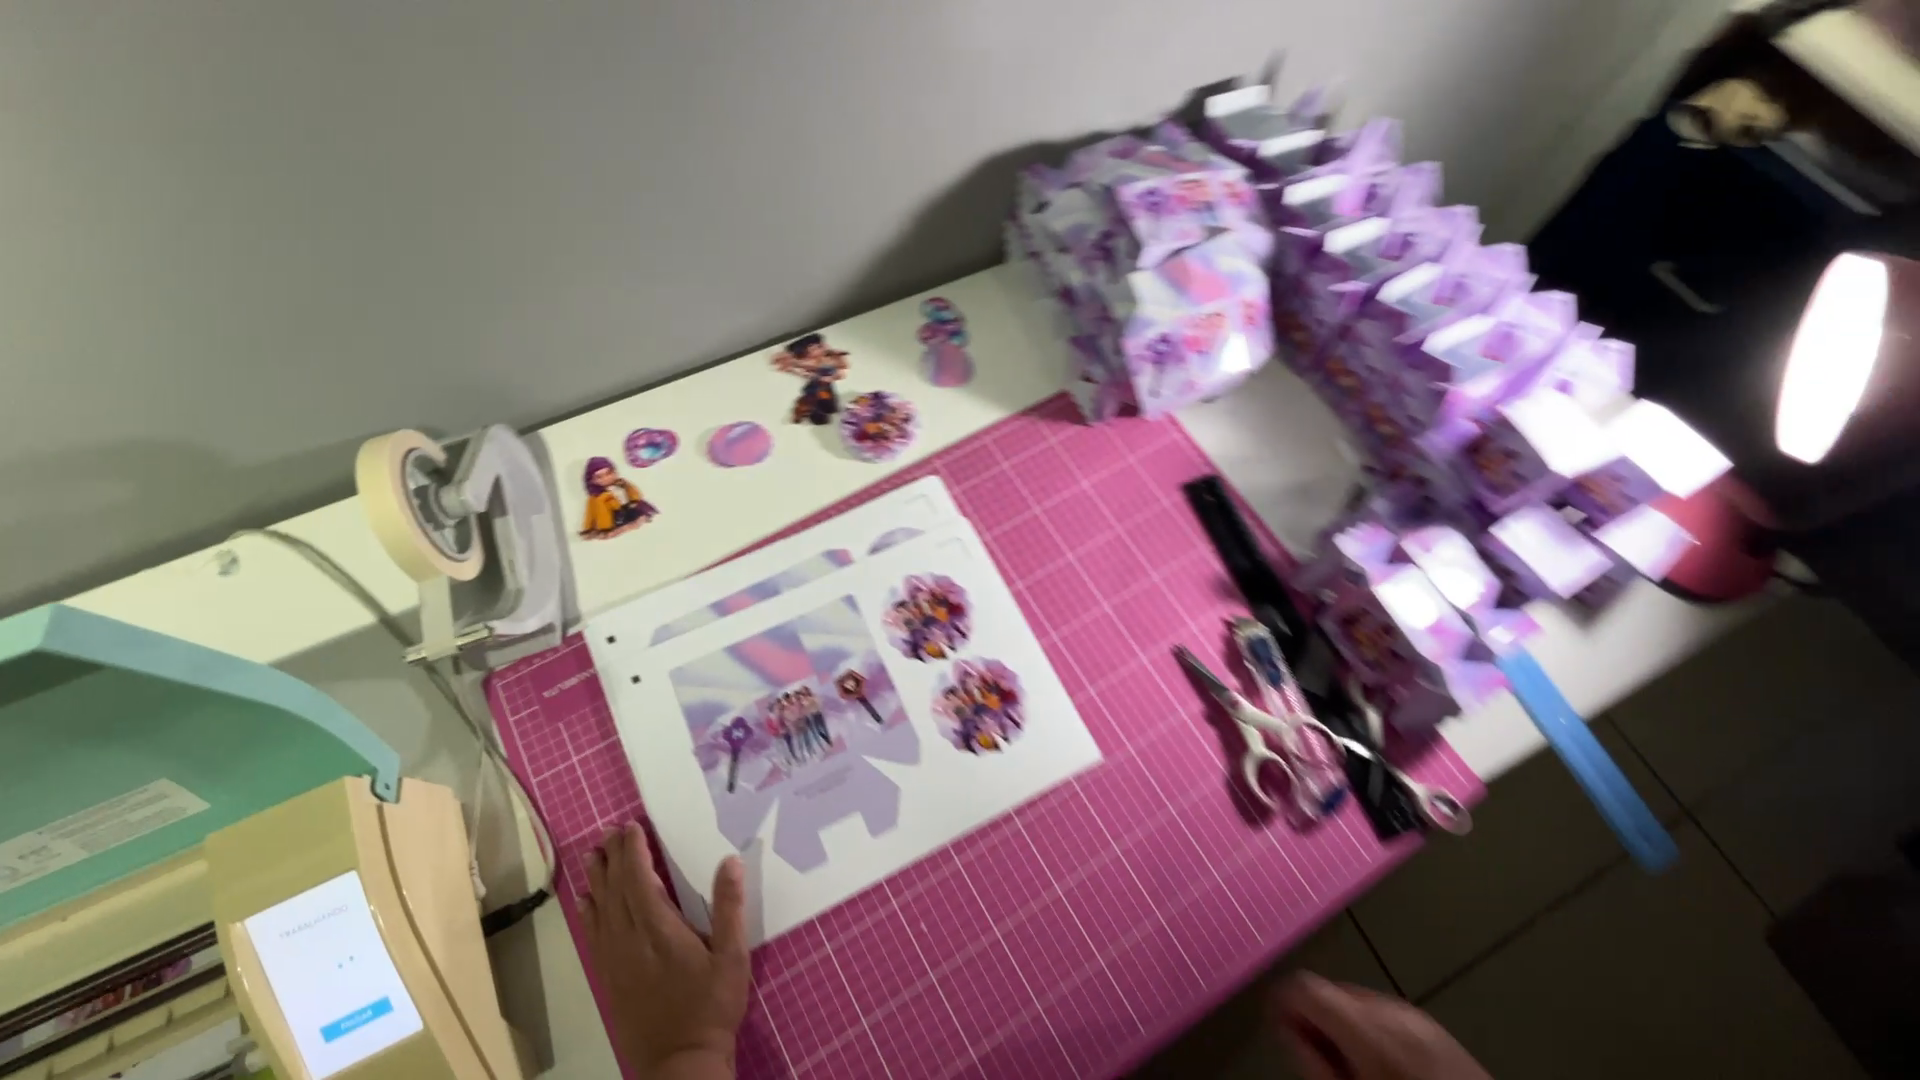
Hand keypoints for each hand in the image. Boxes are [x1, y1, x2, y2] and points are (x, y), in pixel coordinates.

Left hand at [582, 823, 748, 1079]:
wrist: (680, 1062)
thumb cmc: (712, 1006)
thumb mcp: (732, 956)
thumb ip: (729, 907)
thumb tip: (730, 861)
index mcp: (659, 929)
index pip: (639, 878)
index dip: (634, 850)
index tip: (631, 826)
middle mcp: (630, 939)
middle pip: (615, 888)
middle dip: (614, 857)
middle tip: (612, 832)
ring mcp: (615, 959)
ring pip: (600, 908)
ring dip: (598, 878)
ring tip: (595, 854)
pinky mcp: (609, 977)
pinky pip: (594, 934)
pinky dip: (589, 911)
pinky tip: (588, 900)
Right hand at [1271, 973, 1490, 1079]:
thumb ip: (1309, 1057)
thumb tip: (1285, 1027)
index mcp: (1363, 1024)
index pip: (1303, 982)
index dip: (1283, 998)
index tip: (1277, 1021)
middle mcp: (1387, 1006)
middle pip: (1331, 990)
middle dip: (1316, 1016)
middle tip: (1316, 1053)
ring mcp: (1414, 1012)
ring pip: (1357, 999)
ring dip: (1344, 1022)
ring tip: (1351, 1061)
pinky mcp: (1432, 1023)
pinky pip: (1385, 1011)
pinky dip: (1371, 1027)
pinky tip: (1381, 1062)